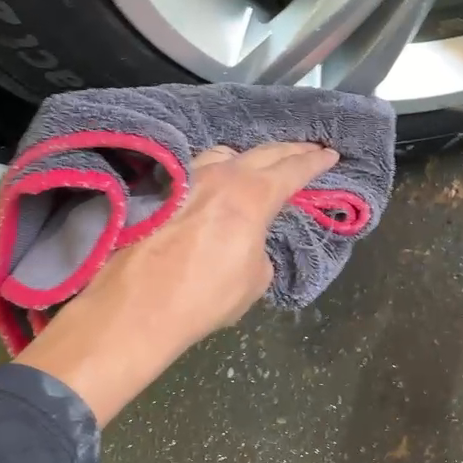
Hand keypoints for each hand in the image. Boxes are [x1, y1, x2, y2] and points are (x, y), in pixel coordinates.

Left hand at [16, 142, 338, 424]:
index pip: (295, 168)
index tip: (330, 154)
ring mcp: (187, 178)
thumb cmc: (203, 298)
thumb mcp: (256, 278)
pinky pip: (197, 169)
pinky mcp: (158, 191)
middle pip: (265, 152)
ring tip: (255, 167)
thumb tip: (249, 239)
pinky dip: (214, 171)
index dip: (316, 161)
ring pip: (226, 154)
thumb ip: (261, 245)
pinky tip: (212, 185)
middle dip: (290, 151)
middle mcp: (222, 175)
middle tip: (306, 150)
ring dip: (248, 157)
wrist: (131, 311)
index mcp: (253, 195)